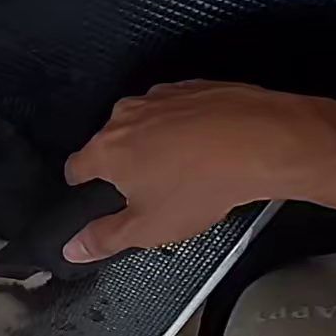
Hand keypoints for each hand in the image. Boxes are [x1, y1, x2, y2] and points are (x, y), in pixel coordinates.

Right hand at [62, 81, 335, 261]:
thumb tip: (76, 248)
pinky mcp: (192, 88)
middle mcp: (127, 115)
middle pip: (111, 143)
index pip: (76, 166)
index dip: (81, 183)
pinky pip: (178, 113)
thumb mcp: (148, 228)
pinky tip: (204, 151)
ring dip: (155, 145)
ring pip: (145, 126)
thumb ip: (105, 238)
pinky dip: (185, 129)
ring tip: (183, 173)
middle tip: (149, 191)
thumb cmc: (203, 183)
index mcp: (107, 149)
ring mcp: (161, 97)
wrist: (259, 142)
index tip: (87, 189)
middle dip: (124, 165)